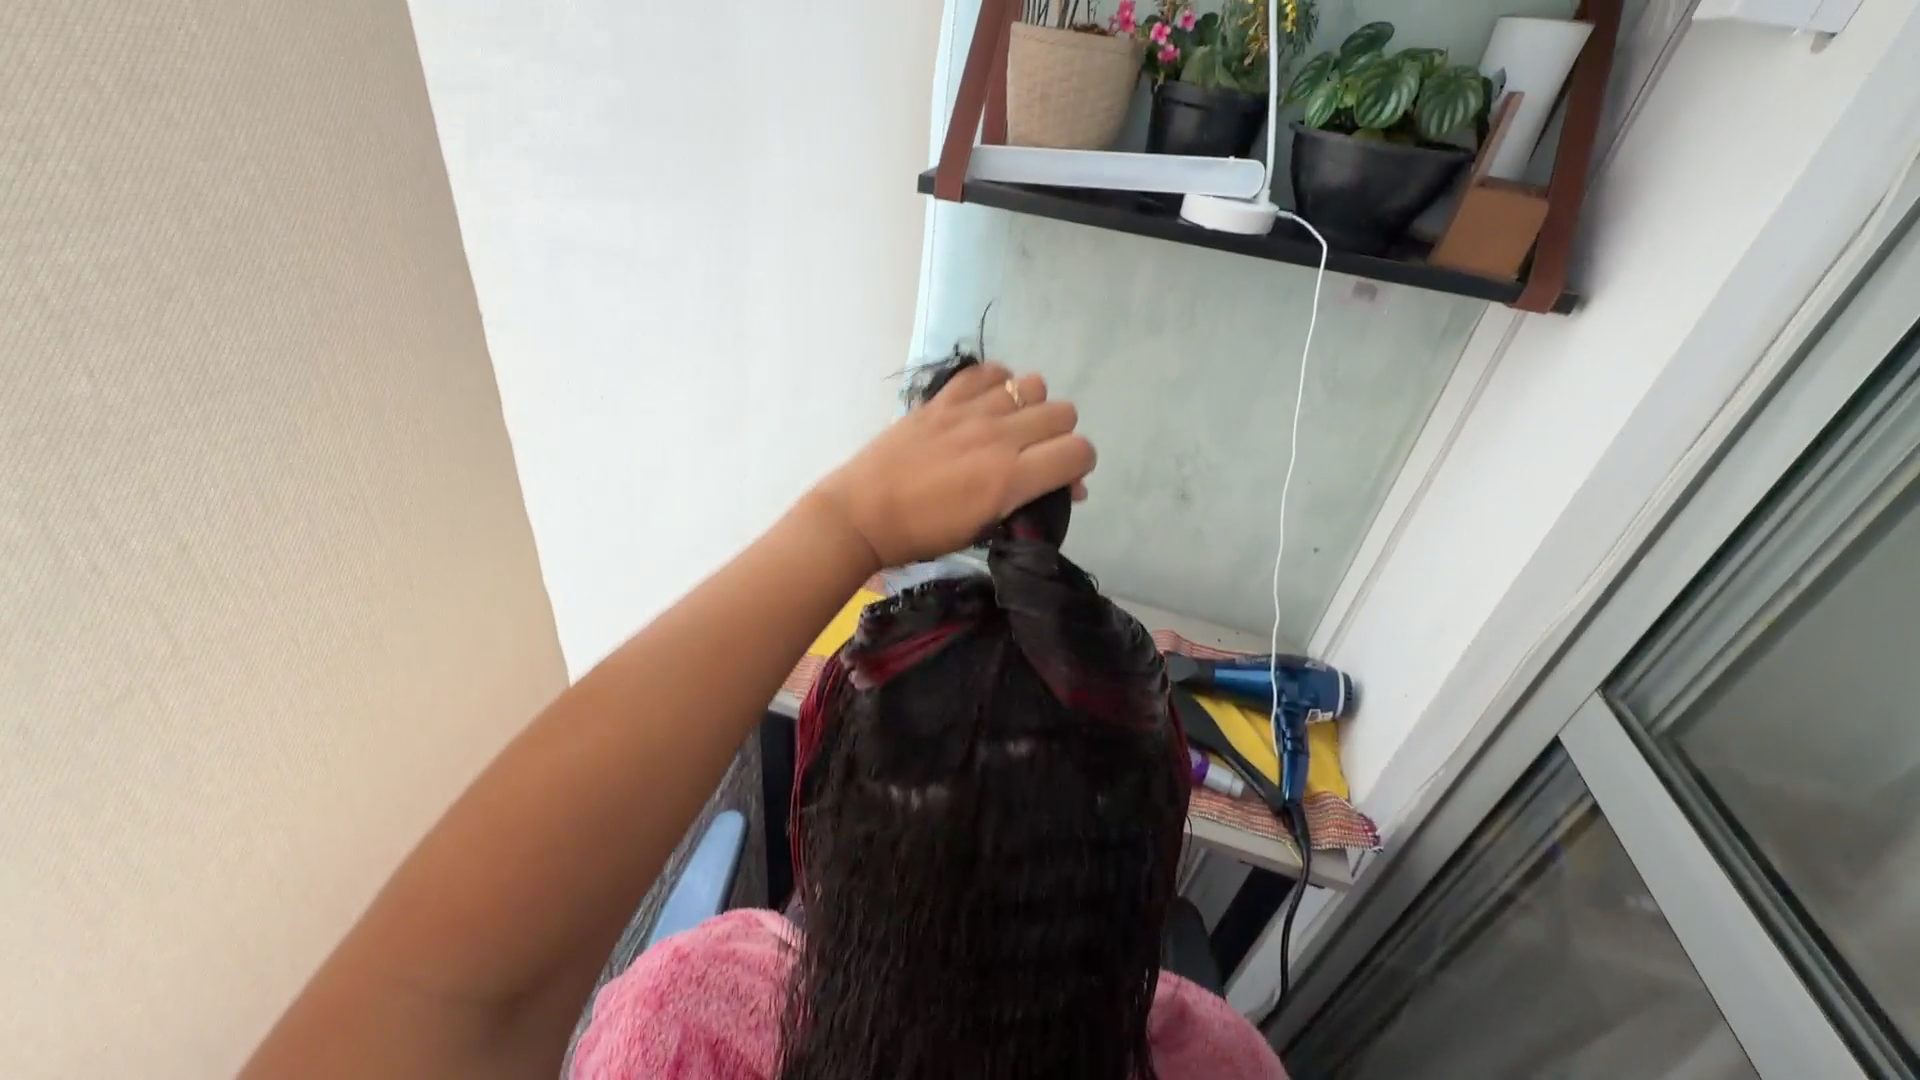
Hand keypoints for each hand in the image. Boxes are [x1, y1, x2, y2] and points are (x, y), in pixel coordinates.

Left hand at [807, 362, 1094, 570]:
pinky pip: (988, 371)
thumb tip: (1068, 485)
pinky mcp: (943, 398)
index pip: (1079, 452)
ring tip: (1010, 427)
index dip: (1080, 465)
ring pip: (1033, 385)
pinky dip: (997, 383)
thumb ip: (1029, 501)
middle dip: (1059, 436)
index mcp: (1010, 478)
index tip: (1064, 476)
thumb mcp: (984, 528)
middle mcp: (998, 437)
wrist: (862, 514)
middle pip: (1063, 413)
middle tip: (1036, 454)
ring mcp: (969, 412)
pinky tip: (986, 404)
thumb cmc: (923, 535)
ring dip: (1031, 406)